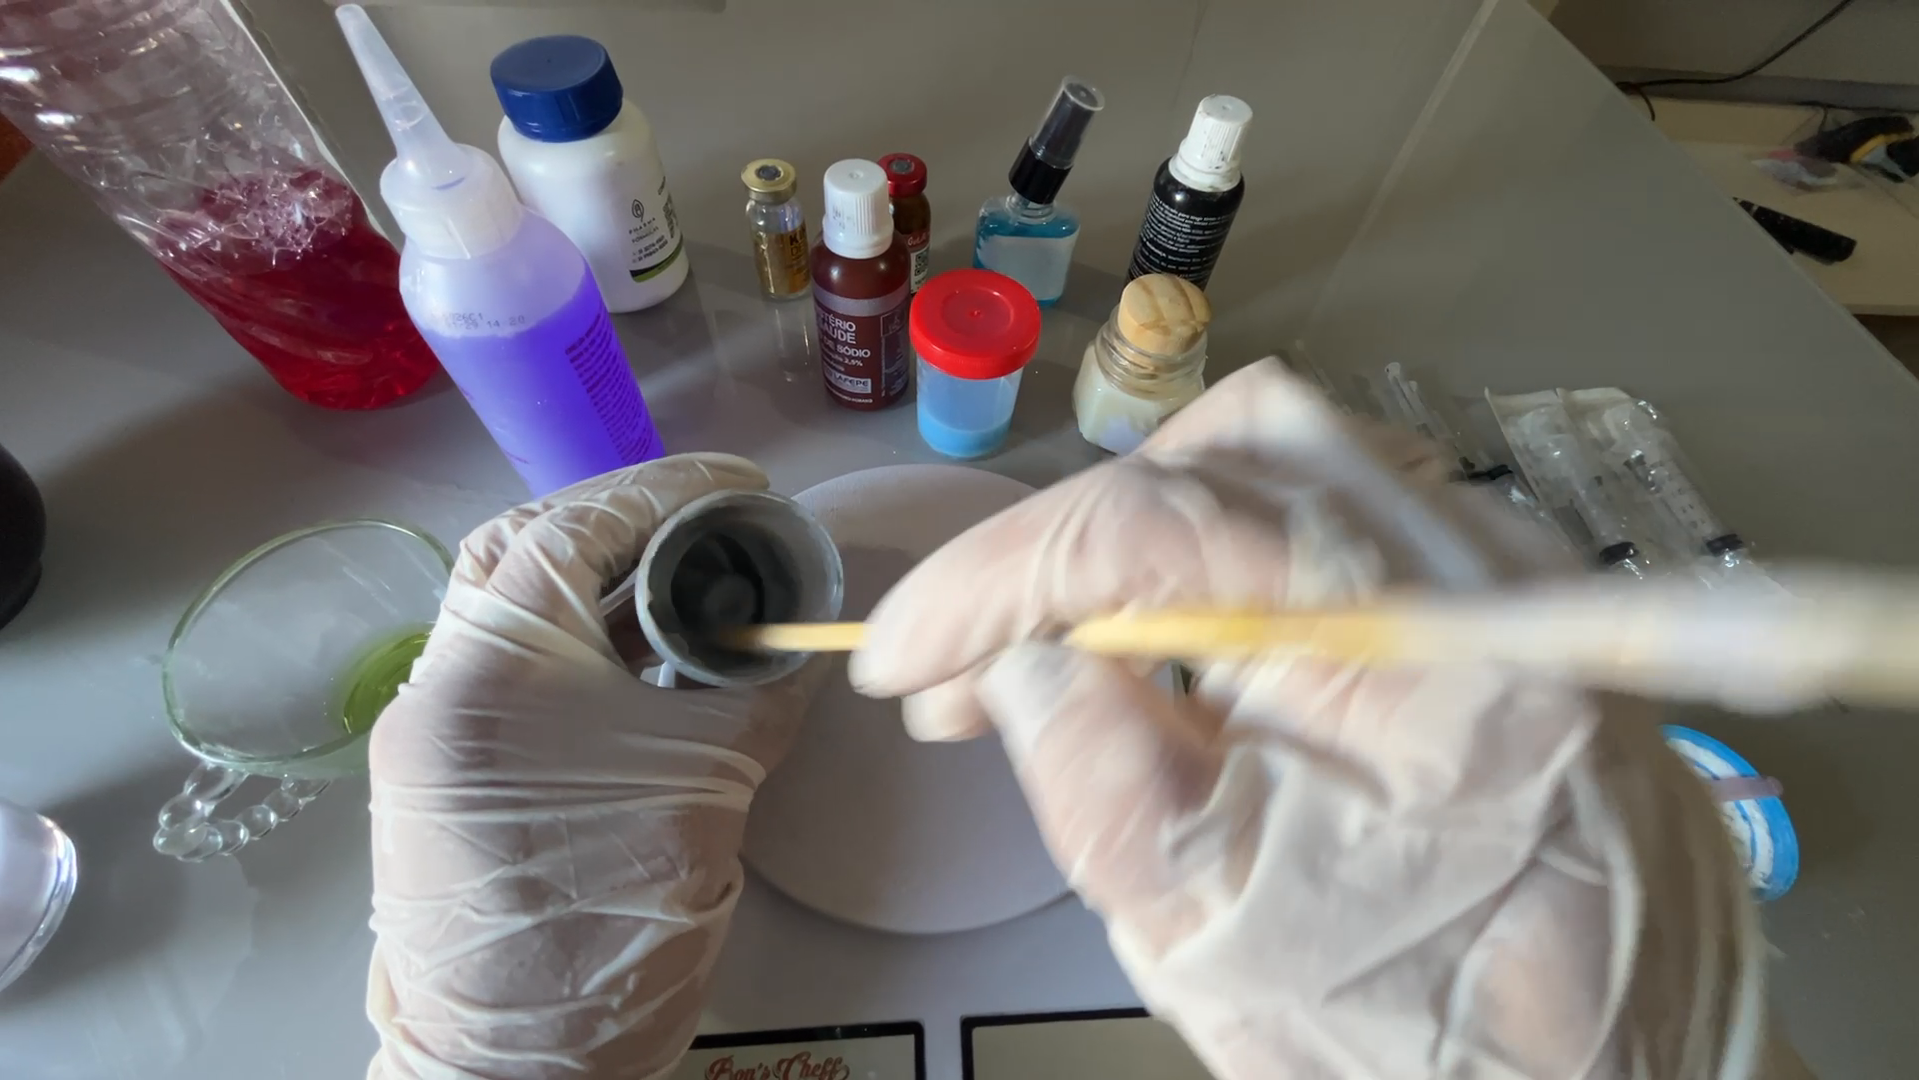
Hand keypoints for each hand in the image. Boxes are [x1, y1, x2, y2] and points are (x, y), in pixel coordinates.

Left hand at [365, 455, 819, 1079]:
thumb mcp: (708, 783)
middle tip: (707, 510)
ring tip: (688, 552)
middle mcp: (444, 679)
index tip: (744, 482)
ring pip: (519, 595)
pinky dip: (594, 623)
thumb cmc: (614, 918)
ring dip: (606, 563)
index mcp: (492, 675)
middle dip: (624, 511)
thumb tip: (805, 640)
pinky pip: (529, 652)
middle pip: (527, 544)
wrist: (523, 1060)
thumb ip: (760, 691)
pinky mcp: (459, 751)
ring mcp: (441, 717)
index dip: (665, 489)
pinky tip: (654, 627)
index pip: (571, 530)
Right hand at [852, 361, 1772, 1079]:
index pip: (1164, 538)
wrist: (1601, 1062)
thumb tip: (1011, 662)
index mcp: (1429, 662)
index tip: (895, 653)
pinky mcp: (1444, 564)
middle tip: (960, 661)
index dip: (1000, 580)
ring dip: (1107, 540)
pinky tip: (1140, 616)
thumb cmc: (1415, 1028)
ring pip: (1238, 455)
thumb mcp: (1222, 935)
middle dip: (1047, 557)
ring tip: (1038, 639)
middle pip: (1202, 464)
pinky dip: (1177, 539)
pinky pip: (1281, 492)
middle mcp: (1465, 562)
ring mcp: (1467, 548)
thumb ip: (1102, 781)